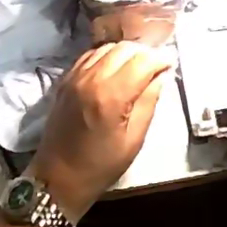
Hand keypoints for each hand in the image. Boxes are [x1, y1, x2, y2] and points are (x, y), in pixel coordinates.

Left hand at [29, 42, 173, 219]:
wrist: (57, 179)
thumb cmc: (101, 165)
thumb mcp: (134, 139)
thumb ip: (149, 101)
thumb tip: (162, 75)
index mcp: (111, 96)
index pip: (143, 60)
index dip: (160, 60)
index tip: (169, 68)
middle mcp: (91, 78)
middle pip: (125, 48)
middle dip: (145, 54)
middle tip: (154, 69)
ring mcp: (75, 77)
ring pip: (107, 47)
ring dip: (126, 53)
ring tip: (136, 69)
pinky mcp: (65, 80)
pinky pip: (90, 55)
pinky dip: (106, 56)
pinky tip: (114, 70)